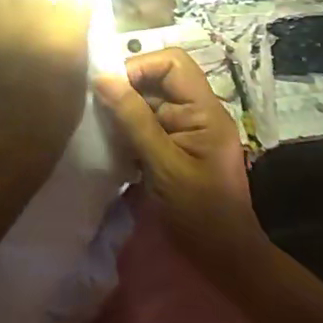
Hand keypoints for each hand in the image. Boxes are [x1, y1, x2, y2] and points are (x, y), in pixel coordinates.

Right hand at [94, 47, 263, 259]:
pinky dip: (126, 129)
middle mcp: (196, 114)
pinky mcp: (172, 149)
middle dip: (126, 89)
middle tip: (98, 108)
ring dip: (123, 111)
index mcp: (205, 111)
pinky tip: (111, 144)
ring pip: (147, 102)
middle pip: (157, 80)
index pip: (173, 63)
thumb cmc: (199, 213)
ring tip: (101, 126)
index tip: (111, 87)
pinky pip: (145, 125)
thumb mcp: (164, 164)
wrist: (223, 259)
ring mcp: (184, 132)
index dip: (140, 66)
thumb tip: (103, 78)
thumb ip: (134, 119)